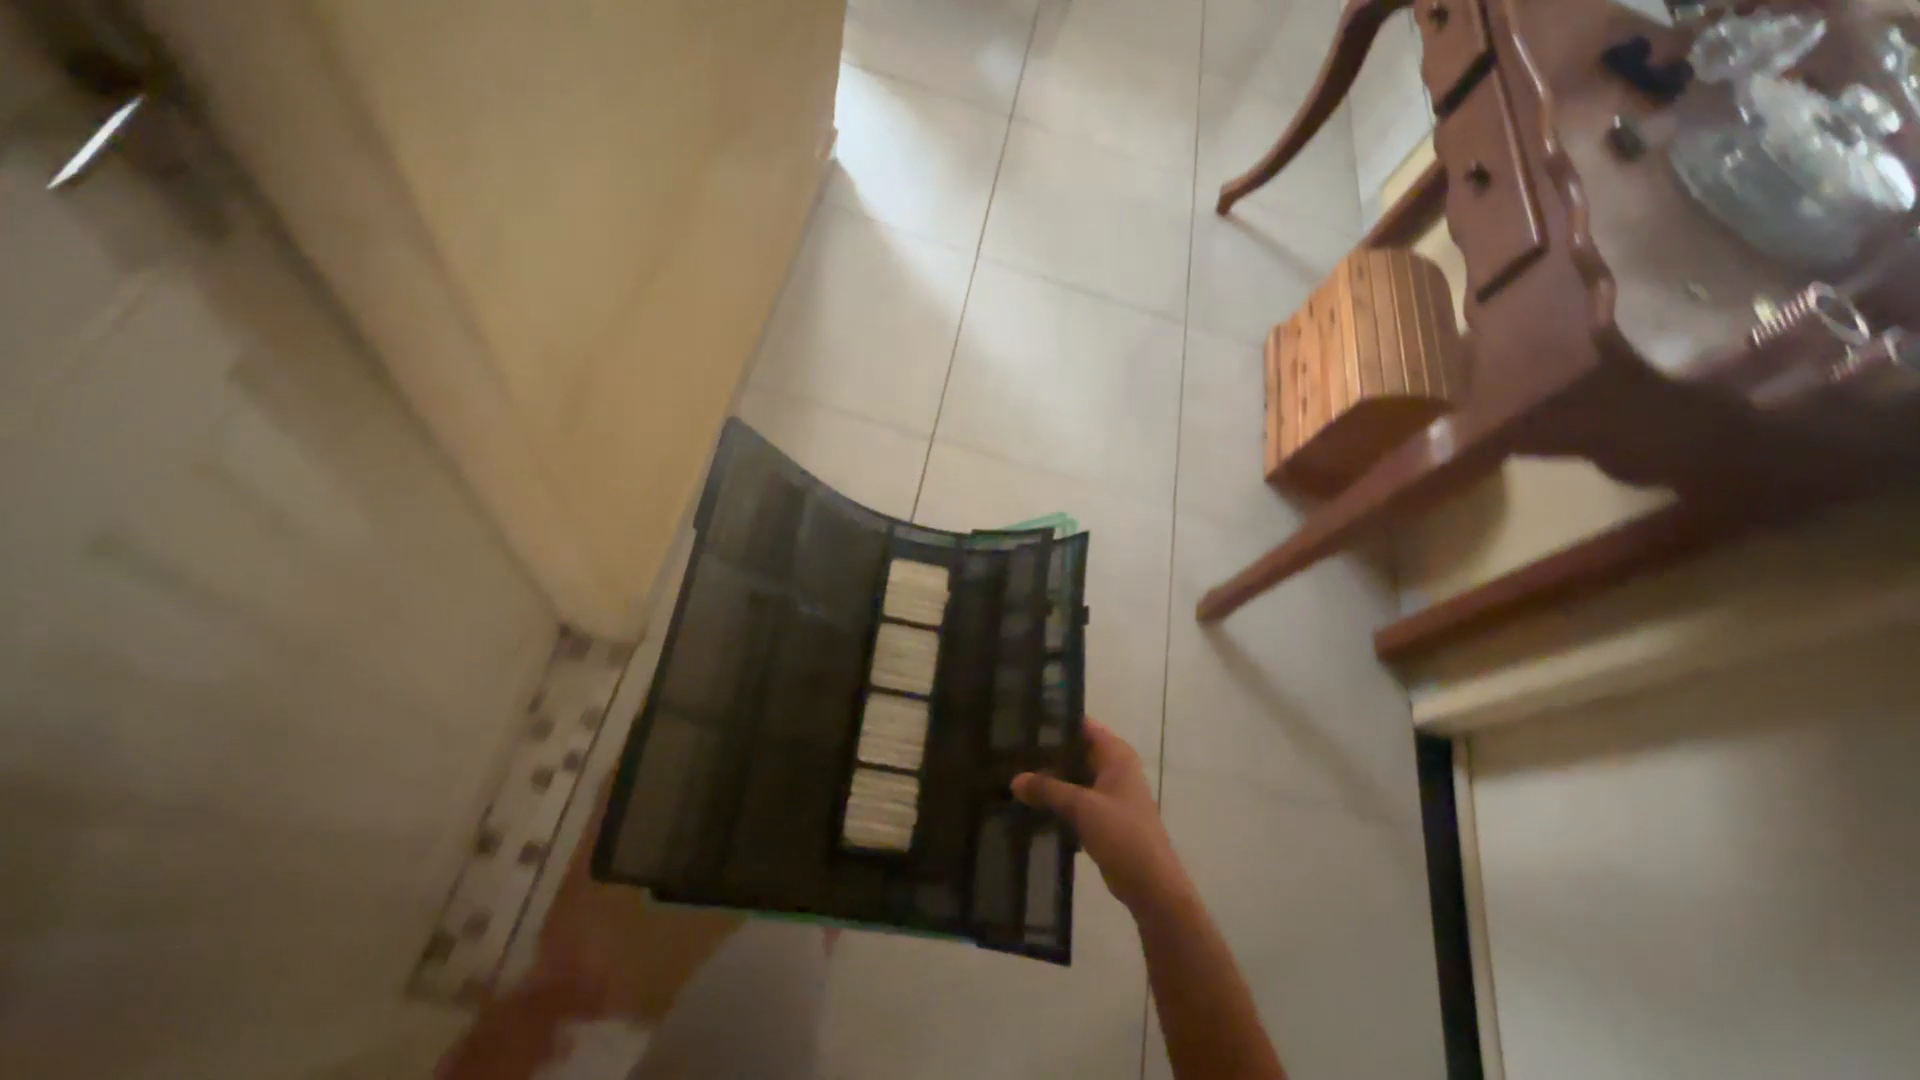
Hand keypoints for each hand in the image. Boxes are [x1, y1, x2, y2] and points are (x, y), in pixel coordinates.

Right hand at [1013, 718, 1188, 913]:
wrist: (1149, 883)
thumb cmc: (1122, 834)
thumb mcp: (1082, 807)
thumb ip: (1047, 790)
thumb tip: (1014, 780)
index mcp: (1116, 756)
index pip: (1083, 726)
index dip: (1056, 722)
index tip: (1023, 722)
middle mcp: (1114, 769)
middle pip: (1076, 751)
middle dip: (1047, 753)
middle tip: (1009, 752)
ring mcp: (1109, 794)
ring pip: (1074, 778)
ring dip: (1050, 780)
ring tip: (1012, 775)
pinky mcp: (1103, 817)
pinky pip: (1075, 800)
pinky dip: (1057, 801)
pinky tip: (1029, 805)